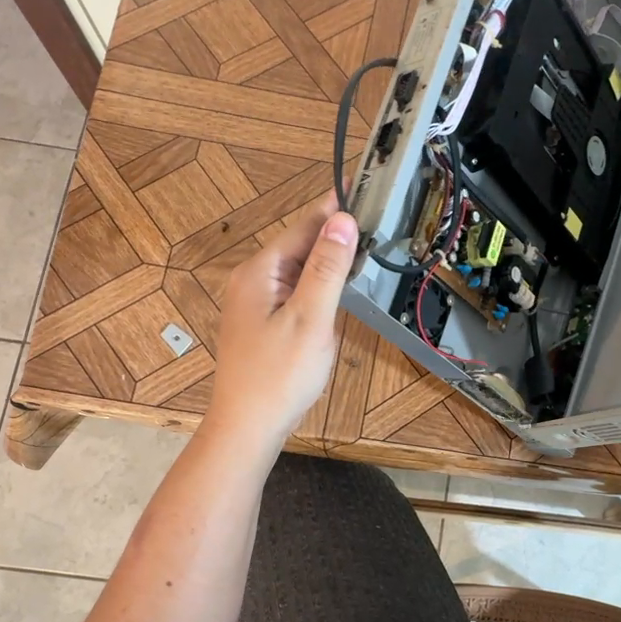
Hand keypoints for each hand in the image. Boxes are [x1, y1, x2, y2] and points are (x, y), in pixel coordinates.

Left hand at [207, 191, 355, 455]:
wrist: (248, 427)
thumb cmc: (278, 376)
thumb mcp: (310, 318)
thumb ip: (327, 269)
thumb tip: (343, 221)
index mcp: (259, 273)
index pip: (302, 228)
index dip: (334, 211)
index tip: (364, 193)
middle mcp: (251, 281)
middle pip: (298, 247)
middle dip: (333, 235)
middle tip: (372, 224)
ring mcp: (253, 305)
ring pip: (297, 272)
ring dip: (326, 263)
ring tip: (362, 252)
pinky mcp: (261, 326)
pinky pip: (293, 294)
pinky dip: (317, 288)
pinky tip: (335, 295)